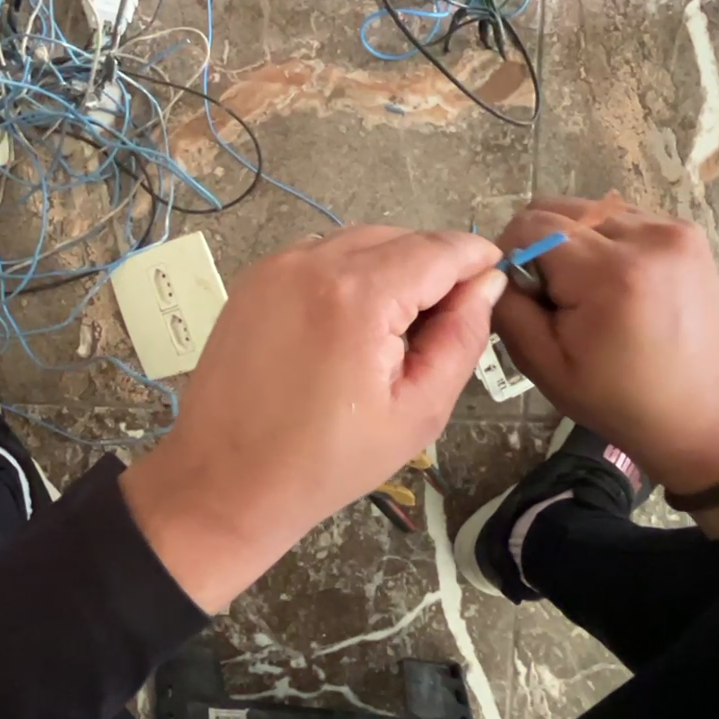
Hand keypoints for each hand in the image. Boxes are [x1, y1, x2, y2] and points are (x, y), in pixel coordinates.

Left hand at [121, 227, 505, 610]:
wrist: (225, 480)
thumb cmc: (327, 462)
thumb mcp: (416, 411)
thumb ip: (460, 338)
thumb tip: (485, 284)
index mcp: (357, 296)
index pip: (437, 249)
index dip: (474, 257)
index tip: (493, 277)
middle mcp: (312, 263)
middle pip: (397, 238)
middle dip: (432, 267)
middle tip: (442, 321)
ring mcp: (275, 266)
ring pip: (356, 242)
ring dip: (388, 267)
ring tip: (393, 329)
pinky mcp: (253, 279)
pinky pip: (318, 256)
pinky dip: (346, 273)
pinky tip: (347, 324)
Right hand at [492, 197, 718, 501]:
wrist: (711, 420)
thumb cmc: (620, 402)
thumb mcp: (544, 365)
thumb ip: (508, 308)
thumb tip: (494, 270)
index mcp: (609, 272)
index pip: (529, 226)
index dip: (510, 256)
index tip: (519, 296)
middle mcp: (646, 236)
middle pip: (556, 208)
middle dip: (537, 246)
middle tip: (549, 297)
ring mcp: (673, 229)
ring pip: (586, 210)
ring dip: (570, 243)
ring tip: (584, 293)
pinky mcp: (687, 234)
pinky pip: (618, 218)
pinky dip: (601, 243)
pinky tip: (611, 286)